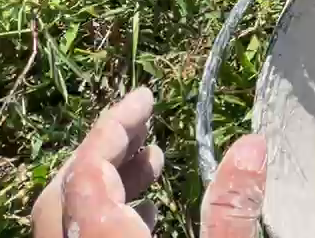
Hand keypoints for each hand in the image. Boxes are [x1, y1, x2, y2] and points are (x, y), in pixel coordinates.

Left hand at [30, 87, 267, 237]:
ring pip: (63, 217)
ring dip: (105, 179)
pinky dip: (101, 210)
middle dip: (106, 147)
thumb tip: (252, 143)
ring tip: (155, 162)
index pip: (85, 173)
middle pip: (62, 191)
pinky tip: (145, 217)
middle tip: (150, 123)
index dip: (112, 126)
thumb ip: (232, 211)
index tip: (146, 97)